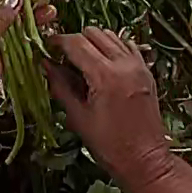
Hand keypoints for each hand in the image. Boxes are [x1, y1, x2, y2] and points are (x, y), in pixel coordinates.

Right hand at [43, 28, 176, 188]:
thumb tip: (45, 65)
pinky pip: (127, 46)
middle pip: (94, 33)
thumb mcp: (78, 117)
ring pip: (111, 36)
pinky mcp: (146, 70)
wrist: (145, 159)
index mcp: (105, 75)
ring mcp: (138, 65)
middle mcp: (124, 64)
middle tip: (63, 57)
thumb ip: (61, 86)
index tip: (47, 45)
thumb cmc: (109, 145)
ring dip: (94, 42)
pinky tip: (103, 63)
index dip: (58, 41)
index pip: (76, 43)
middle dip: (75, 40)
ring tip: (82, 60)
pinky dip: (112, 47)